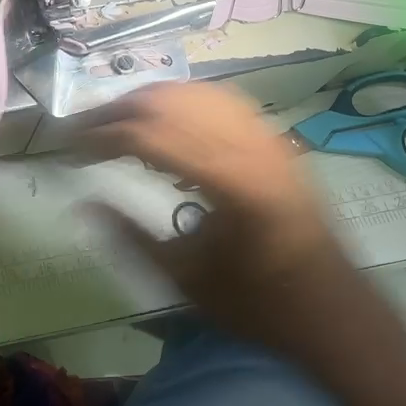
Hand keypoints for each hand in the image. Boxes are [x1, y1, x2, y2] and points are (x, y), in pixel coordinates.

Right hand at [84, 83, 343, 345]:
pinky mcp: (273, 138)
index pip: (148, 135)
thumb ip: (130, 238)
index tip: (68, 149)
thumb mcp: (186, 281)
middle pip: (166, 103)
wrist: (338, 313)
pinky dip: (179, 99)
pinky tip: (160, 116)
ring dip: (144, 100)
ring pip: (191, 92)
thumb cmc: (260, 306)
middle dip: (115, 110)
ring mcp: (265, 136)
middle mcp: (249, 146)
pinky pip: (217, 98)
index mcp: (230, 182)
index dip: (100, 136)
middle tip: (80, 132)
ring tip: (111, 121)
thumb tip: (81, 203)